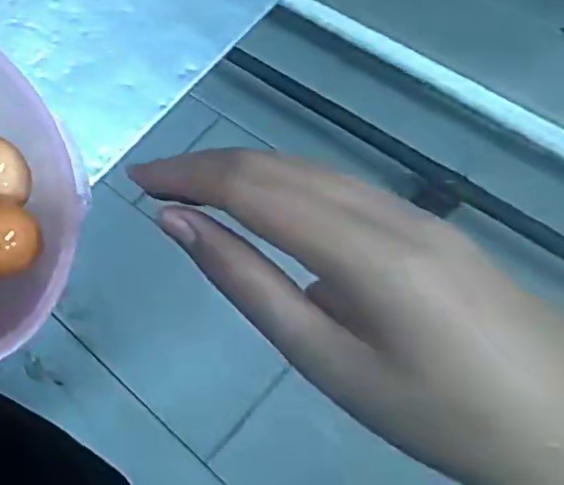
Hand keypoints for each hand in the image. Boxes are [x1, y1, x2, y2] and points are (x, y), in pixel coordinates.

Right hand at [131, 148, 563, 484]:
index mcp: (367, 254)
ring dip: (234, 166)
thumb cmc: (440, 412)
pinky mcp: (432, 227)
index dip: (184, 175)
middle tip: (152, 182)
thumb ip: (243, 280)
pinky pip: (332, 180)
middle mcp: (392, 219)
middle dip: (201, 165)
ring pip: (301, 166)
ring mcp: (420, 218)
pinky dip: (273, 175)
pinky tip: (256, 195)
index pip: (249, 187)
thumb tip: (174, 219)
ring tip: (190, 185)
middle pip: (273, 167)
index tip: (136, 180)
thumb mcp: (326, 359)